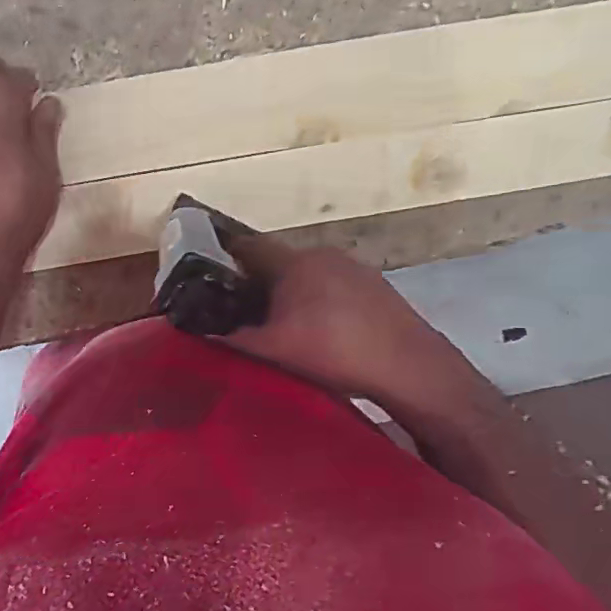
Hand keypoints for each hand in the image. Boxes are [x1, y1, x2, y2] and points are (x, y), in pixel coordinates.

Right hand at [218, 235, 470, 409]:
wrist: (406, 364)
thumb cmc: (334, 351)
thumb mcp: (275, 350)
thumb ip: (235, 338)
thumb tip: (204, 331)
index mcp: (295, 262)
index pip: (250, 246)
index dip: (227, 259)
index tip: (213, 280)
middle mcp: (325, 255)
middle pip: (281, 262)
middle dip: (262, 284)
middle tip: (249, 315)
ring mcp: (356, 268)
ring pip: (312, 275)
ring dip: (296, 295)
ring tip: (291, 329)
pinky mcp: (377, 287)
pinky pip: (338, 288)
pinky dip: (325, 303)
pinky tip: (329, 334)